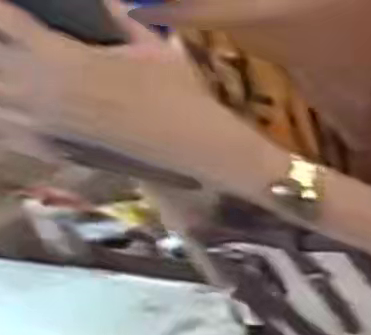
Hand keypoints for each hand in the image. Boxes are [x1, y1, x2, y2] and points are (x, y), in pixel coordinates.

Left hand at [0, 4, 282, 192]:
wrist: (218, 152)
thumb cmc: (194, 103)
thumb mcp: (164, 57)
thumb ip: (127, 24)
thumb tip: (112, 3)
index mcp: (60, 53)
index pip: (4, 17)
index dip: (8, 15)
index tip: (15, 16)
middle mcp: (42, 81)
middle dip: (6, 50)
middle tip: (18, 50)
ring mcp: (51, 116)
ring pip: (1, 93)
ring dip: (9, 86)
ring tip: (20, 86)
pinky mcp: (67, 144)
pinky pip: (20, 133)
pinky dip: (16, 126)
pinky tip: (24, 118)